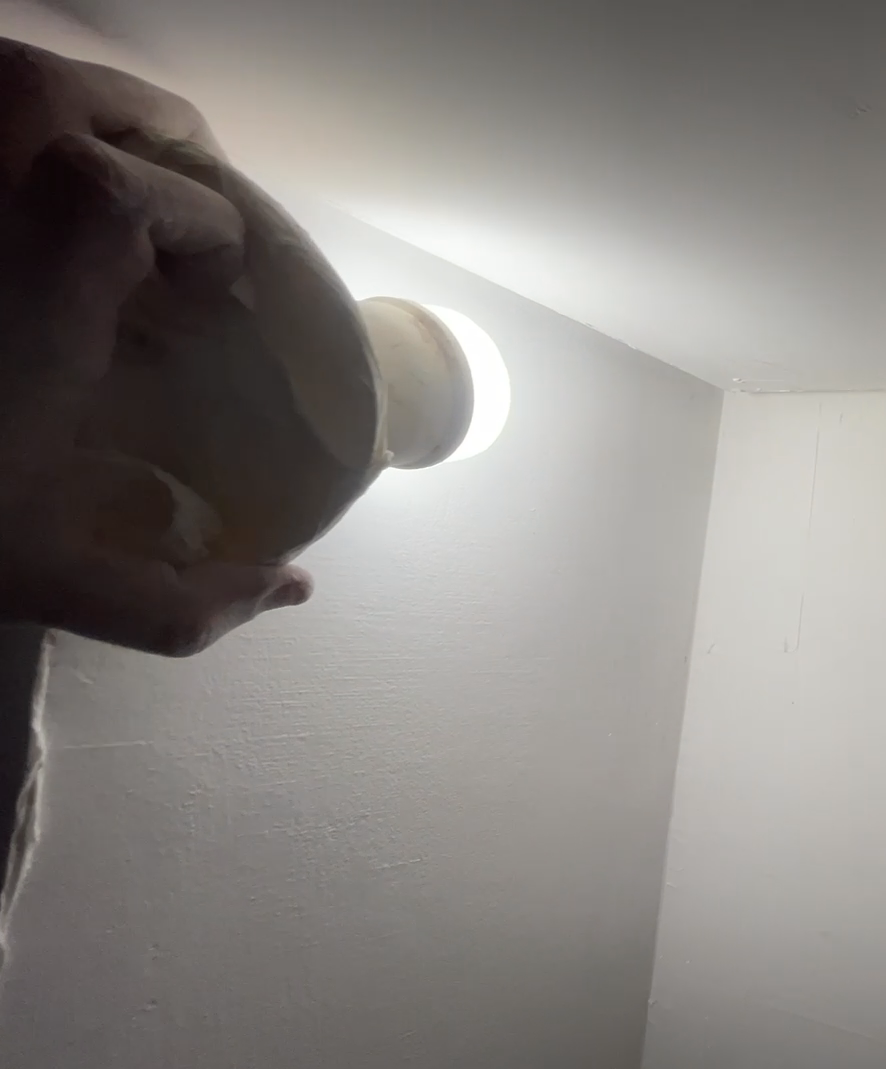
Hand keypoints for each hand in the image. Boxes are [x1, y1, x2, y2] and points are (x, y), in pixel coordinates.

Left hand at [0, 38, 309, 656]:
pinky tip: (27, 188)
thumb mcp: (32, 581)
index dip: (196, 213)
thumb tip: (295, 587)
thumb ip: (179, 604)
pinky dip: (4, 119)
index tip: (220, 281)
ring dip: (66, 105)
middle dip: (143, 122)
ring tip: (114, 172)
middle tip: (187, 189)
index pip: (109, 187)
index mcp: (10, 307)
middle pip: (40, 85)